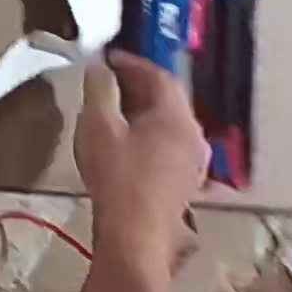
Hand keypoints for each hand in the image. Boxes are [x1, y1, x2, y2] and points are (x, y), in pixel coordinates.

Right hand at [75, 50, 208, 272]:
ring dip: (142, 106)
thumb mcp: (98, 125)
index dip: (132, 61)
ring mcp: (194, 161)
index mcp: (176, 119)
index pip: (159, 77)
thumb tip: (99, 68)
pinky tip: (127, 136)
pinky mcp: (185, 180)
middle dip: (138, 83)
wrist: (135, 235)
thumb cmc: (116, 175)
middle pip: (168, 98)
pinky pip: (169, 141)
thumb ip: (99, 90)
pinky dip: (148, 127)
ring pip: (169, 121)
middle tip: (107, 76)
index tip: (106, 55)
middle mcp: (193, 136)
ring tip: (112, 103)